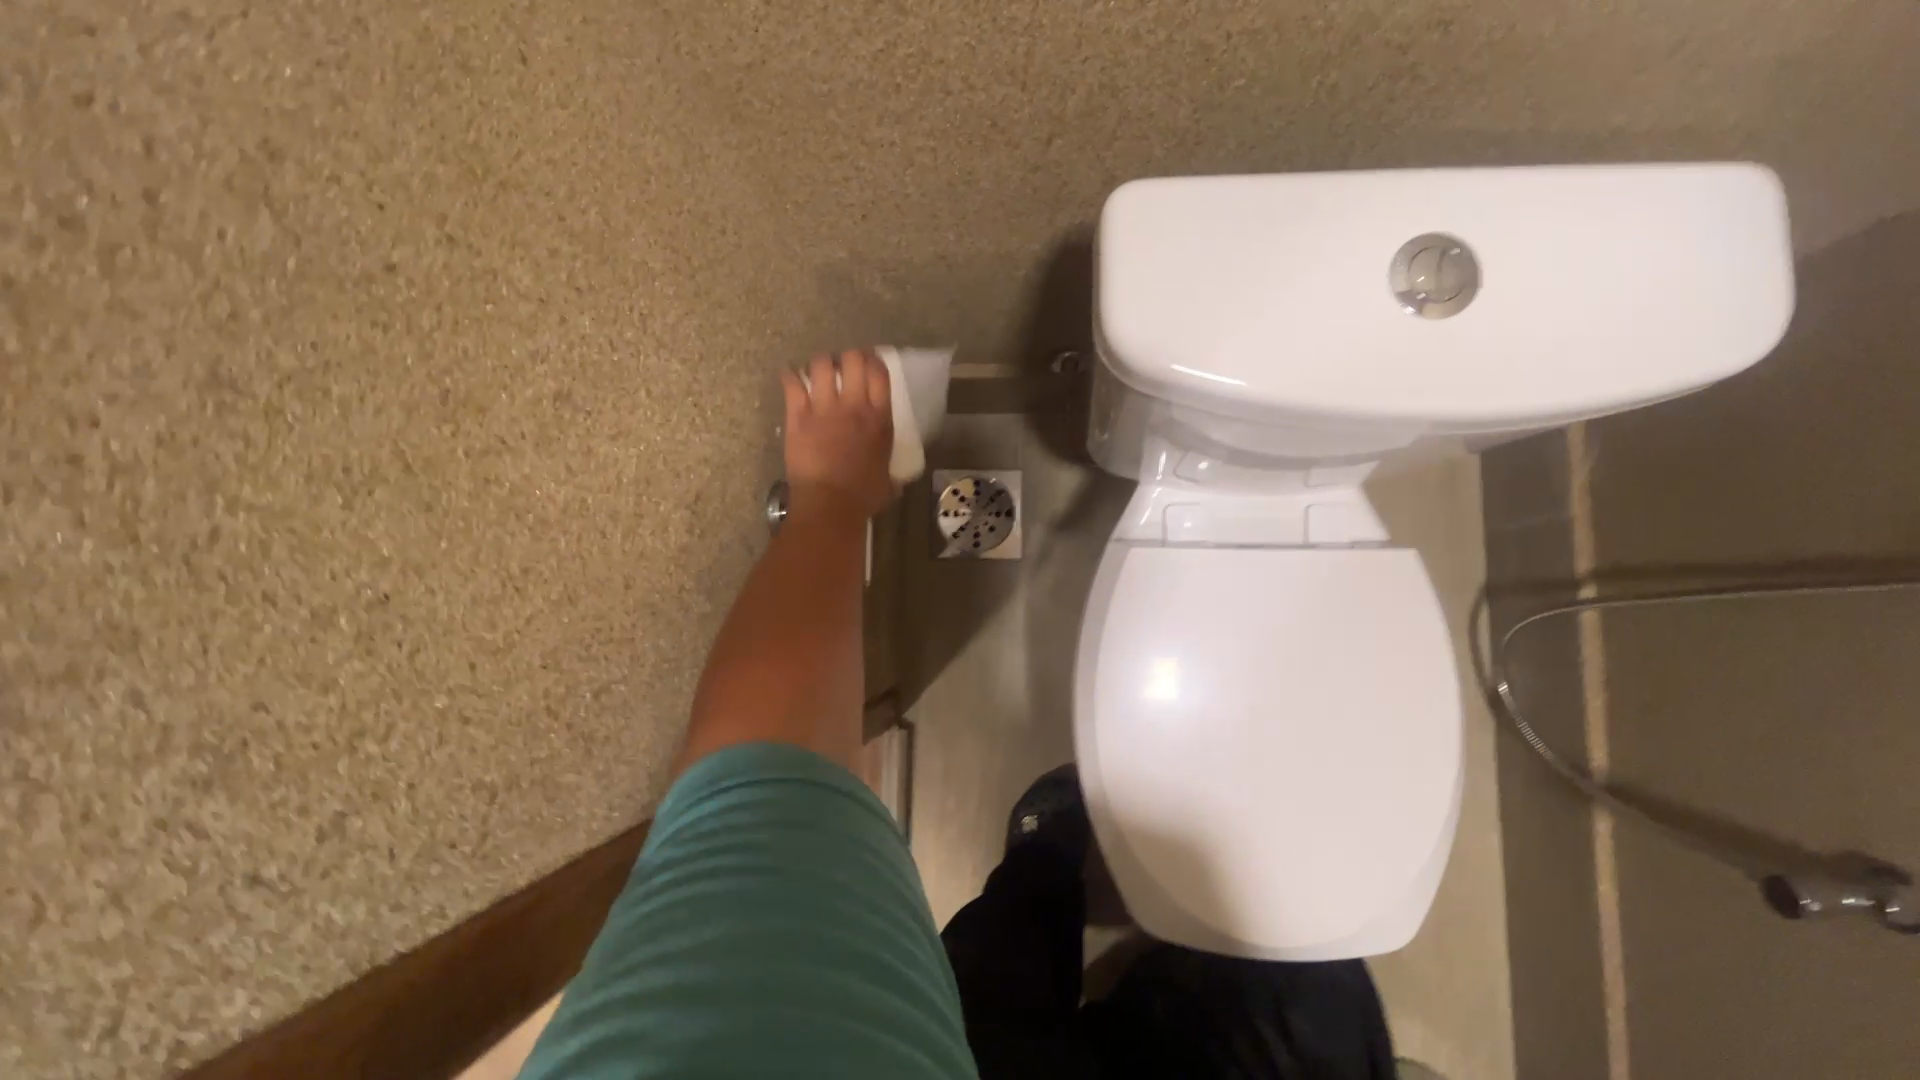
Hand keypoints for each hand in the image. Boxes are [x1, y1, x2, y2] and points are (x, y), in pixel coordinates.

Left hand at [781, 348, 894, 519]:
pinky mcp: (798, 416)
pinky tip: (790, 376)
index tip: (868, 363)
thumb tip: (895, 481)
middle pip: (852, 359)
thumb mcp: (889, 480)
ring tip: (818, 372)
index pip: (879, 372)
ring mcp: (824, 408)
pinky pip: (792, 384)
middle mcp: (853, 406)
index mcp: (880, 418)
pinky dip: (790, 376)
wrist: (829, 504)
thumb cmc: (863, 497)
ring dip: (820, 364)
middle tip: (843, 366)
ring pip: (821, 365)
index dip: (873, 361)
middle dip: (847, 357)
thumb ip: (890, 470)